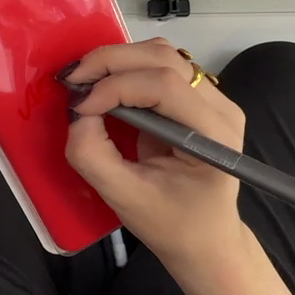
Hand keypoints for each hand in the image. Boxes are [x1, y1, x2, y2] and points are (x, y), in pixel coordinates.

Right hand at [62, 39, 251, 277]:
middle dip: (110, 62)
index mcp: (214, 136)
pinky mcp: (197, 98)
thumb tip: (78, 113)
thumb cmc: (171, 226)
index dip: (115, 87)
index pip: (165, 86)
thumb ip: (95, 156)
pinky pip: (159, 67)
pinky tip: (102, 86)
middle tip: (72, 81)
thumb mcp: (125, 199)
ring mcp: (213, 99)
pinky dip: (125, 68)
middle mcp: (221, 107)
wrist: (205, 240)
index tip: (79, 107)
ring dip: (117, 61)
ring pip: (162, 54)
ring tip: (85, 82)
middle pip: (164, 57)